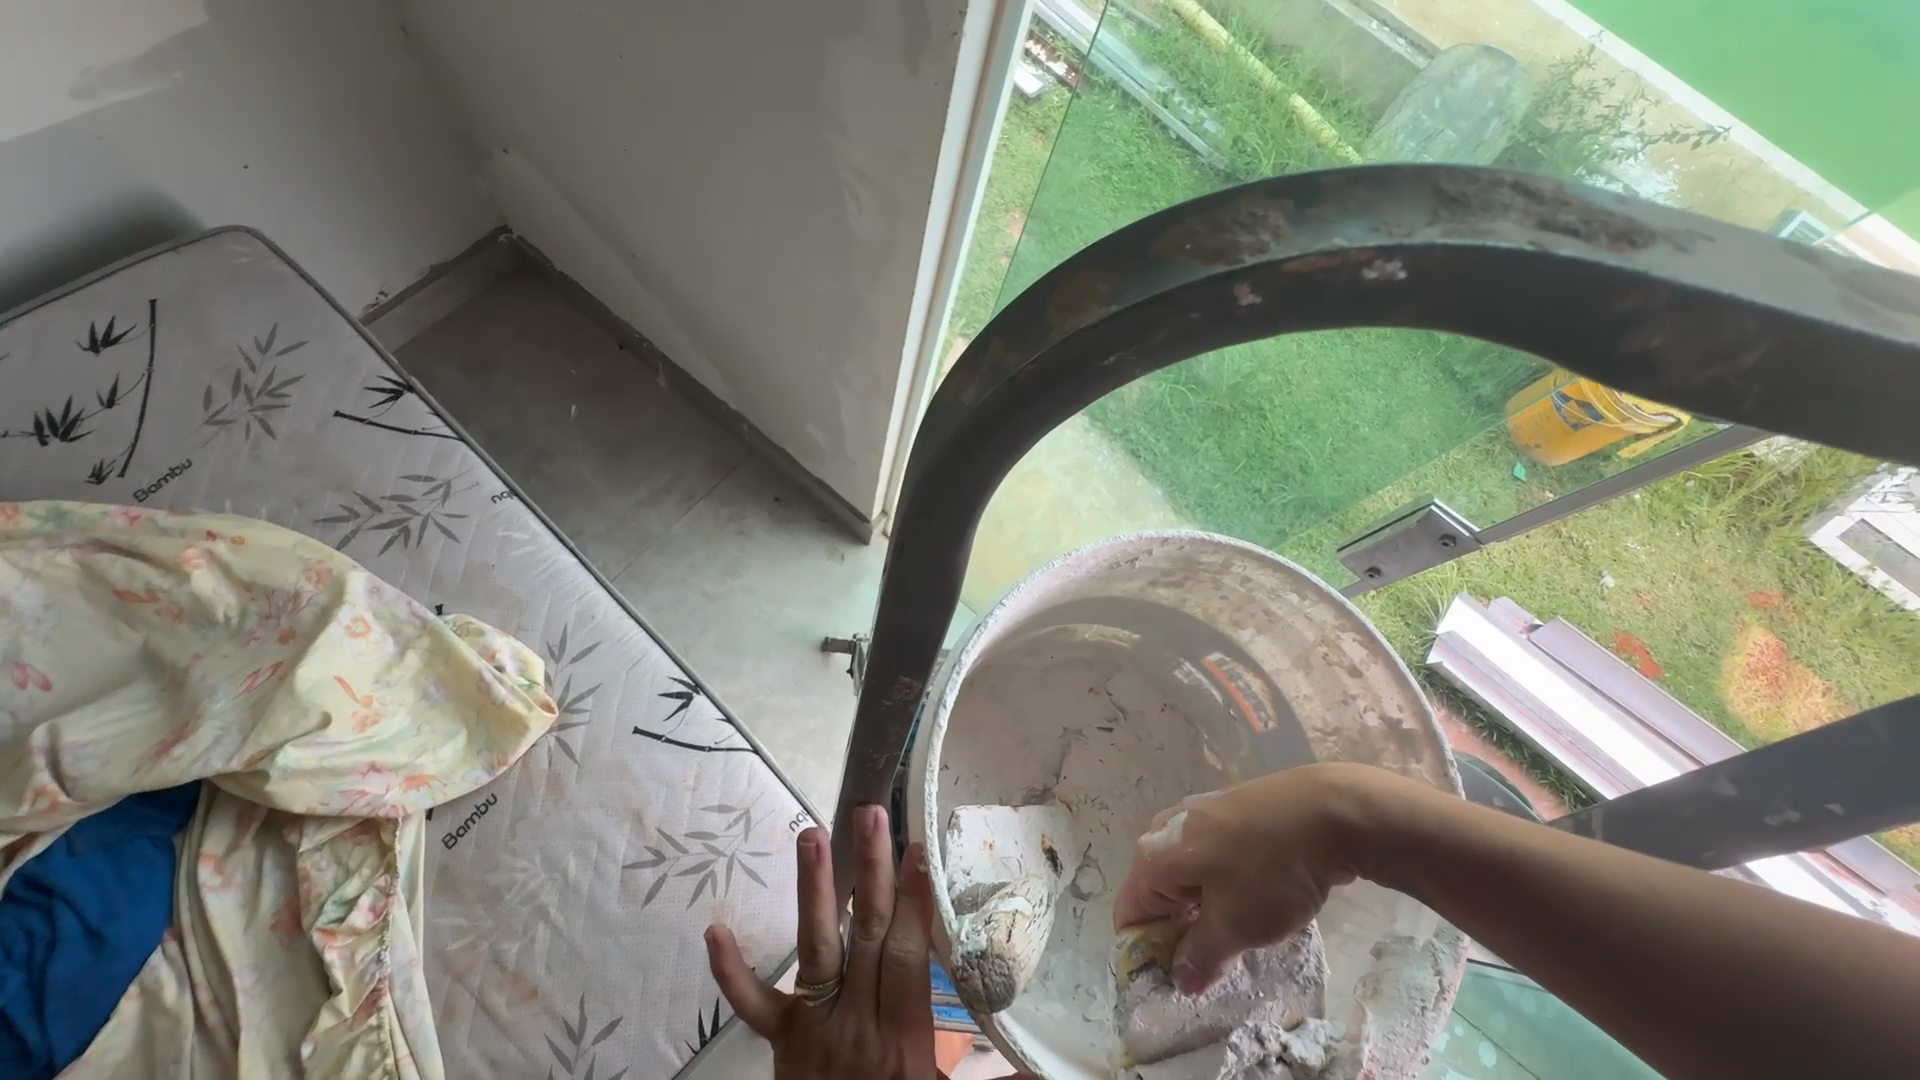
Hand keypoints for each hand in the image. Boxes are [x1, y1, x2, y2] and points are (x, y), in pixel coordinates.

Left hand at [706, 804, 939, 1079]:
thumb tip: (1043, 1070)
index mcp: (904, 1038)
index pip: (909, 956)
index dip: (915, 901)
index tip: (918, 848)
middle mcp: (858, 1024)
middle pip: (866, 937)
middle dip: (872, 873)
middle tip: (870, 815)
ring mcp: (814, 1029)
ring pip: (815, 952)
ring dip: (815, 890)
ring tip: (811, 835)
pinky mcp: (782, 1043)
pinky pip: (753, 1006)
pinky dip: (732, 972)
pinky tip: (714, 930)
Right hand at [1113, 762, 1397, 993]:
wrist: (1327, 810)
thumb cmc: (1270, 871)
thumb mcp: (1236, 926)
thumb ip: (1202, 957)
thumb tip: (1180, 980)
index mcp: (1152, 857)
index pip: (1129, 915)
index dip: (1148, 954)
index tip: (1180, 982)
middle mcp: (1162, 830)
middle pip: (1155, 894)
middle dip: (1178, 932)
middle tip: (1215, 963)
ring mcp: (1194, 816)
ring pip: (1185, 876)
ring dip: (1202, 909)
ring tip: (1239, 932)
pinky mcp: (1224, 812)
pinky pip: (1208, 858)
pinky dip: (1220, 884)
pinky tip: (1253, 897)